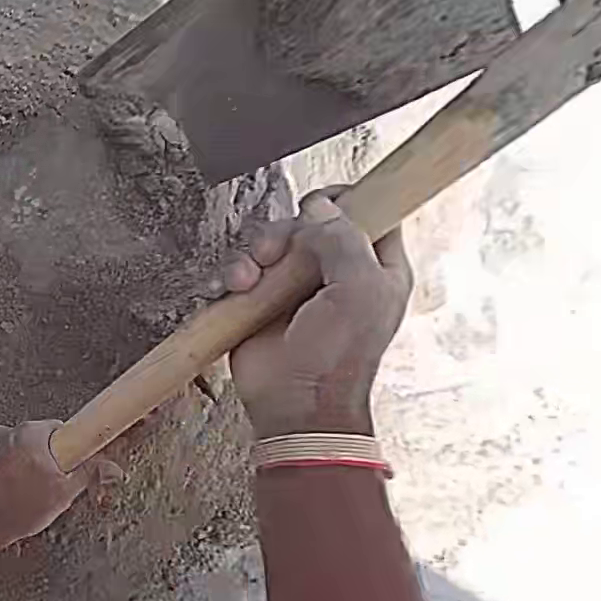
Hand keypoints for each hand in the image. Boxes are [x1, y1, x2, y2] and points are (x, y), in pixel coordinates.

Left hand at [0, 421, 122, 550]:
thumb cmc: (17, 509)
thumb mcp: (63, 493)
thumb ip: (88, 474)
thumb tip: (109, 466)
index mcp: (31, 434)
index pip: (60, 428)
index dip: (70, 445)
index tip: (75, 455)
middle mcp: (9, 432)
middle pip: (39, 439)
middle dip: (48, 458)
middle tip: (53, 483)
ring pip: (19, 450)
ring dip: (26, 465)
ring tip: (30, 492)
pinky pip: (1, 460)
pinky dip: (7, 472)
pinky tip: (12, 492)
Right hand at [208, 188, 412, 437]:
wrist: (293, 399)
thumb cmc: (337, 353)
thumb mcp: (359, 291)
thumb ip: (344, 242)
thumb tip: (318, 209)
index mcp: (372, 266)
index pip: (366, 213)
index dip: (343, 200)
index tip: (317, 203)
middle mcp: (331, 271)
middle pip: (304, 224)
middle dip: (282, 234)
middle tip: (273, 255)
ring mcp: (290, 287)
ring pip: (265, 246)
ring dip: (250, 258)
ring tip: (246, 281)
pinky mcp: (255, 302)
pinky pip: (236, 271)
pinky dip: (229, 276)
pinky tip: (231, 290)